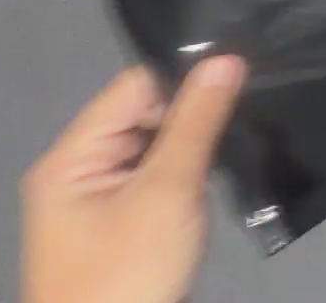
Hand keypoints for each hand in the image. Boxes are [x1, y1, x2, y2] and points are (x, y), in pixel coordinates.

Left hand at [21, 56, 246, 302]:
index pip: (135, 86)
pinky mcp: (128, 211)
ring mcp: (103, 192)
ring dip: (198, 131)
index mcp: (72, 158)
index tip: (243, 64)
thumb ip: (197, 121)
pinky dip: (194, 157)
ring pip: (160, 136)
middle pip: (147, 109)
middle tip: (254, 94)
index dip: (186, 72)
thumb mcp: (168, 191)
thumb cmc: (129, 268)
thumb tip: (226, 56)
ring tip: (248, 119)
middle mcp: (80, 167)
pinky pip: (163, 164)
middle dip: (196, 103)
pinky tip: (228, 153)